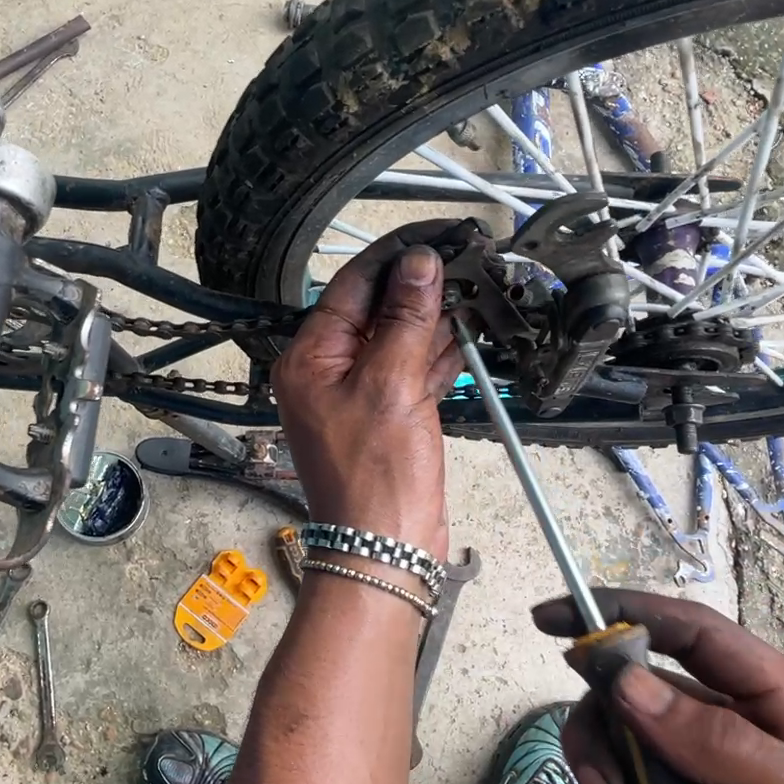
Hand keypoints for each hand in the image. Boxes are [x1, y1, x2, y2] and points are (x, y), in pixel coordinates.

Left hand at [270, 220, 470, 558]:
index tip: (431, 236)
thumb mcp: (390, 385)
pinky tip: (466, 330)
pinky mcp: (389, 415)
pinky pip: (412, 371)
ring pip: (398, 339)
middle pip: (376, 311)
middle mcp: (328, 372)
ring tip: (473, 285)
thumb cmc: (375, 478)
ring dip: (434, 317)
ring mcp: (360, 394)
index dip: (392, 258)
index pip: (349, 288)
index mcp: (309, 359)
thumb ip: (405, 321)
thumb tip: (418, 263)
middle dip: (418, 287)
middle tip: (463, 257)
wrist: (386, 547)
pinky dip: (437, 353)